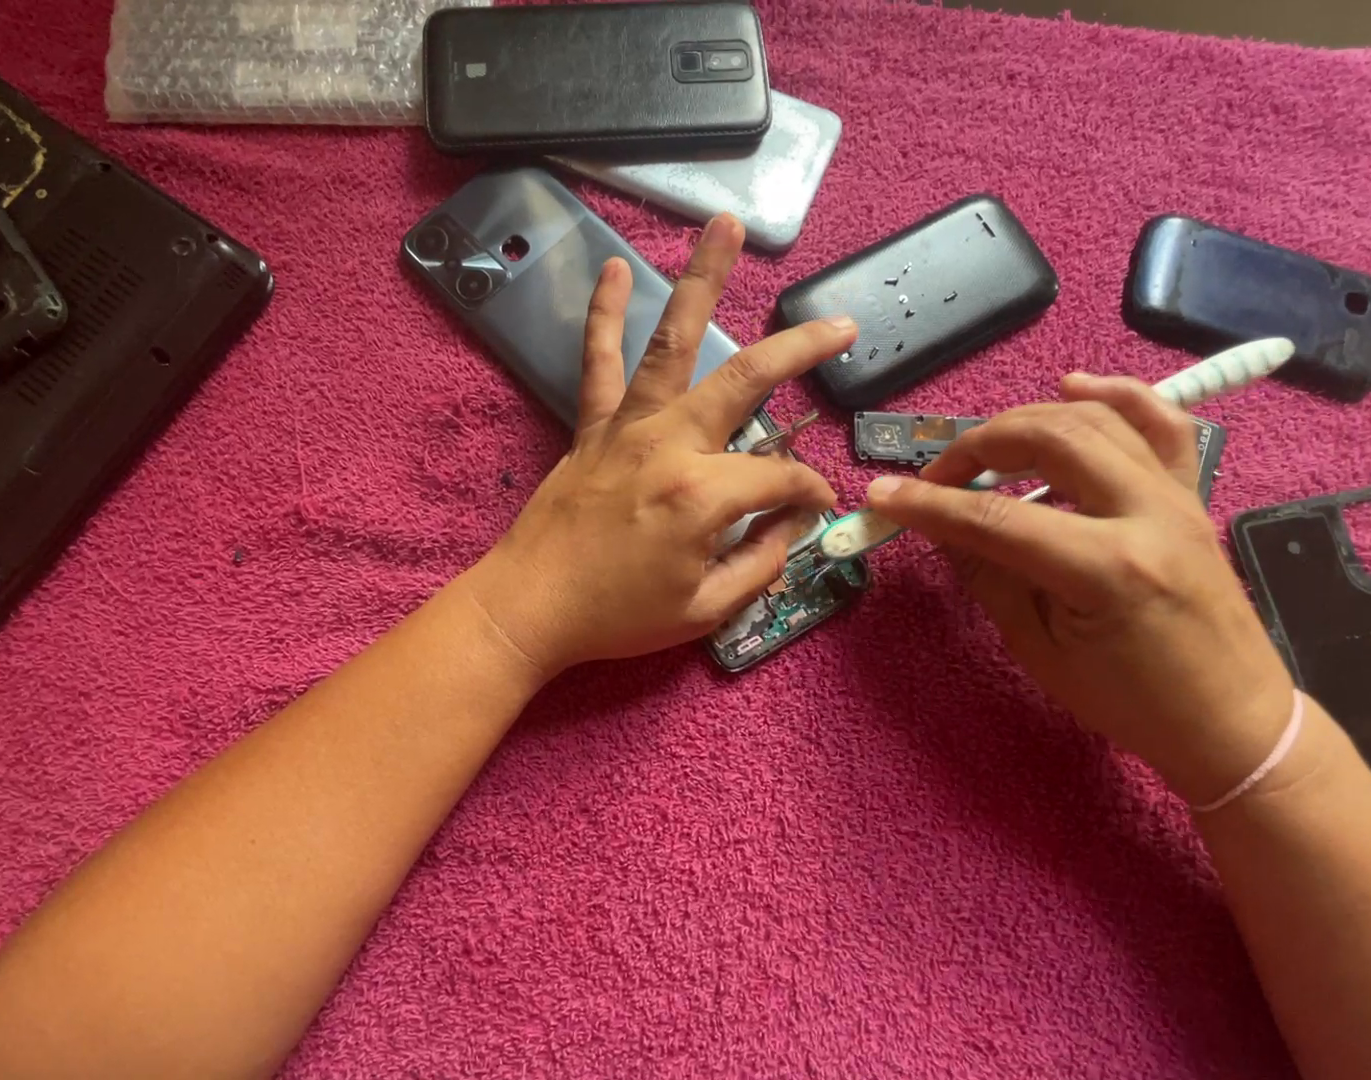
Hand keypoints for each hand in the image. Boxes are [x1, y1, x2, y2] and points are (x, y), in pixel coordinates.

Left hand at [463, 214, 857, 675]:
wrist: (530, 607)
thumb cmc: (616, 617)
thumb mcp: (704, 611)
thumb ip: (759, 564)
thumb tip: (791, 524)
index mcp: (702, 495)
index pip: (781, 478)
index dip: (808, 493)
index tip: (815, 505)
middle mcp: (668, 444)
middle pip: (745, 379)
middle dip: (800, 349)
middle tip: (840, 325)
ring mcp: (626, 427)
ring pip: (671, 342)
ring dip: (701, 281)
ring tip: (724, 226)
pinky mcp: (591, 428)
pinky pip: (597, 362)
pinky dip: (604, 315)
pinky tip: (615, 271)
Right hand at [864, 374, 1297, 805]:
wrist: (1229, 720)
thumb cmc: (1125, 699)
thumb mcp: (1035, 647)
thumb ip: (986, 574)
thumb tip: (938, 526)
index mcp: (1106, 570)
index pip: (995, 517)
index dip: (929, 504)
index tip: (881, 496)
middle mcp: (1147, 515)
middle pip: (1050, 441)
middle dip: (977, 446)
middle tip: (936, 477)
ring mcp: (1178, 497)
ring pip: (1096, 419)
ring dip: (1027, 420)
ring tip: (983, 447)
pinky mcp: (1191, 494)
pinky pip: (1160, 423)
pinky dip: (1115, 394)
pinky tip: (1072, 385)